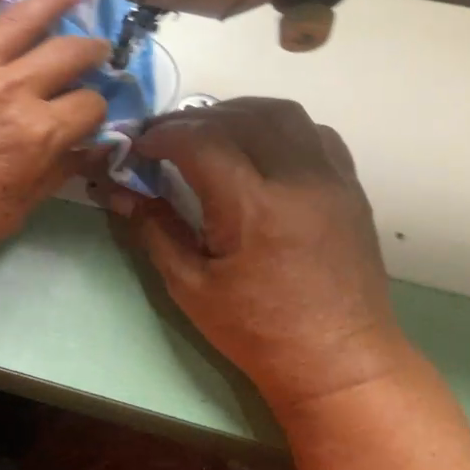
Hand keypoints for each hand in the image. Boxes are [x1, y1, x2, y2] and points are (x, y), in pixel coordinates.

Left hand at [0, 0, 110, 274]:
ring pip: (24, 16)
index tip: (83, 114)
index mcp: (38, 132)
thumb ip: (53, 175)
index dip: (91, 110)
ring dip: (55, 1)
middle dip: (89, 52)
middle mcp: (11, 88)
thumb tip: (86, 149)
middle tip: (92, 51)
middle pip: (69, 52)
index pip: (89, 104)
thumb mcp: (14, 212)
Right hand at [127, 98, 414, 411]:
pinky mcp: (348, 187)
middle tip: (159, 138)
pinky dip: (274, 128)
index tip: (135, 147)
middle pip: (241, 116)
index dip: (162, 135)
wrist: (335, 356)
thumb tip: (120, 192)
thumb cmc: (254, 328)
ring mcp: (331, 179)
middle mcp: (298, 179)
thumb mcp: (188, 285)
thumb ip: (155, 229)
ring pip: (282, 114)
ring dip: (235, 114)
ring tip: (203, 135)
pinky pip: (313, 134)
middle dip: (192, 120)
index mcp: (254, 207)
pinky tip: (252, 150)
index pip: (202, 141)